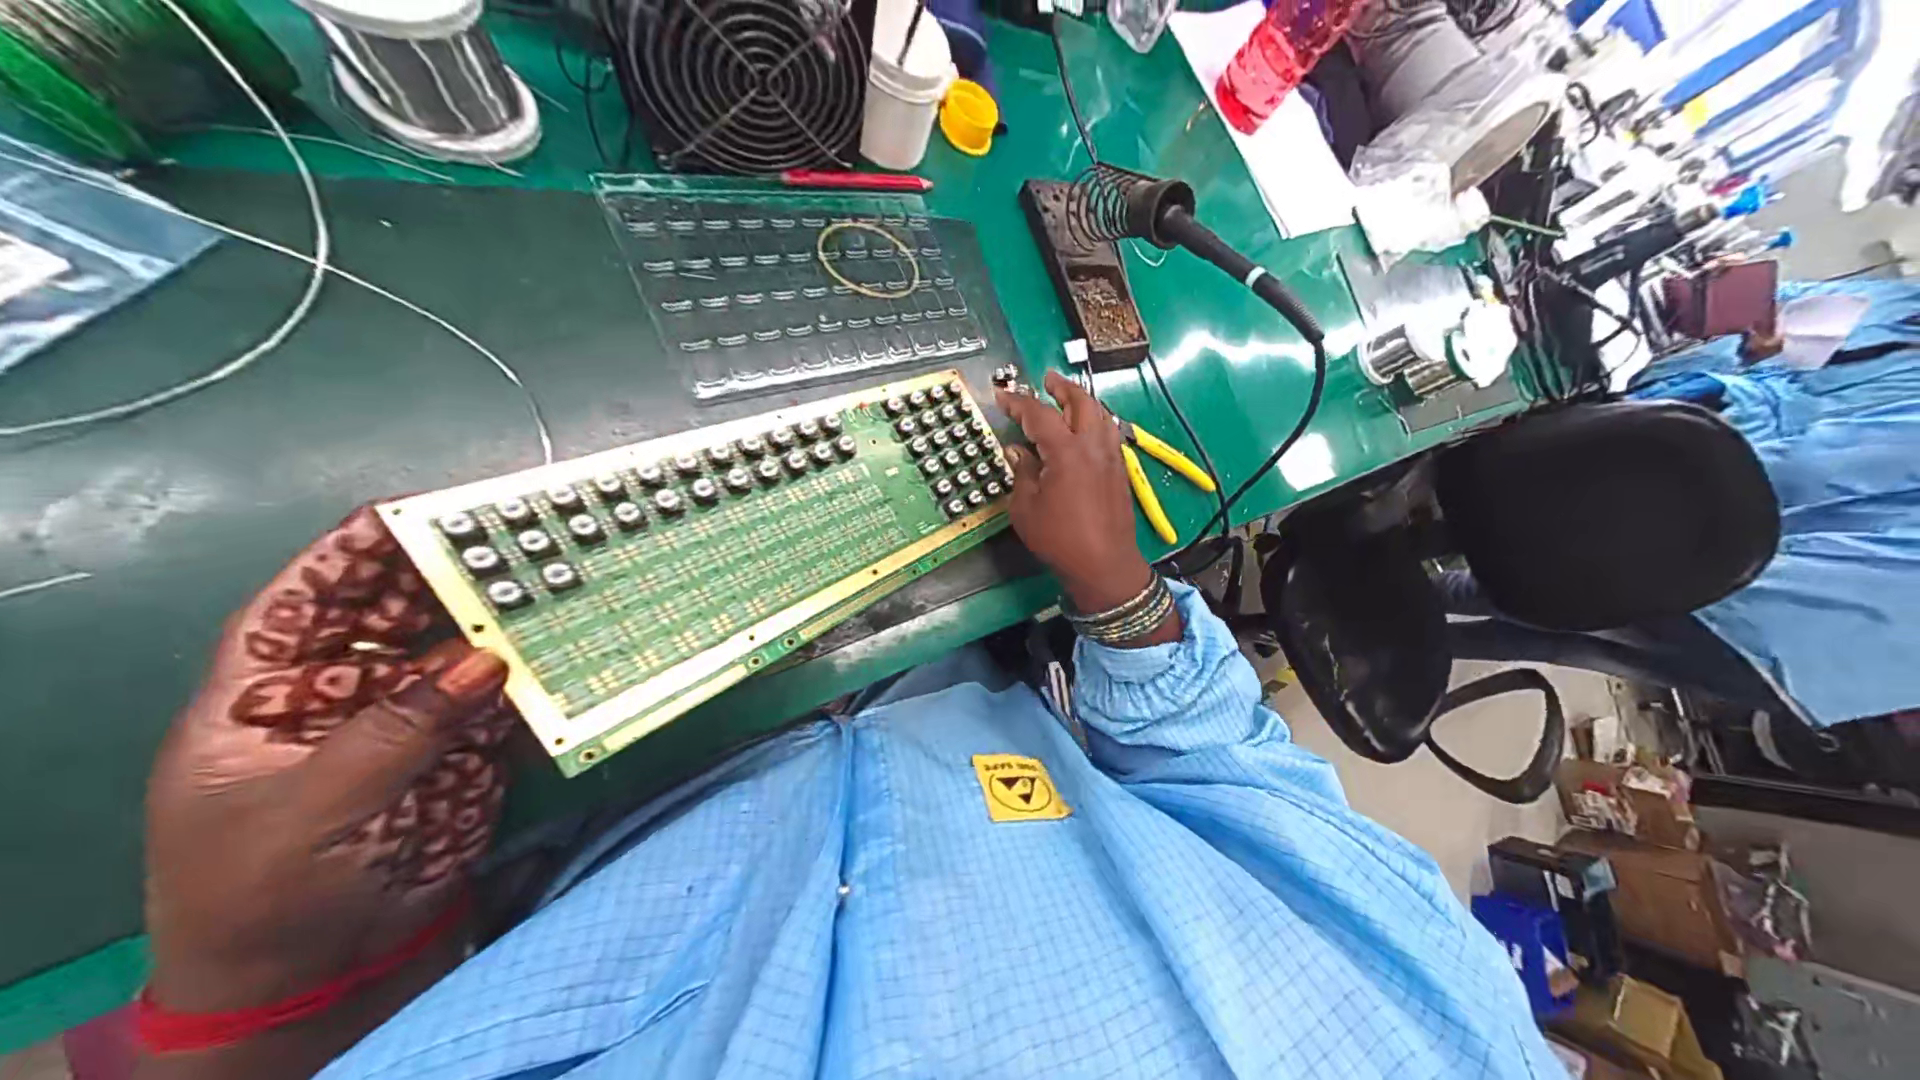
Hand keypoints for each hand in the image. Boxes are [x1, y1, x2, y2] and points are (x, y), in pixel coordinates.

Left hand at [143, 508, 512, 1037]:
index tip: (410, 513)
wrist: (320, 971)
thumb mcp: (310, 808)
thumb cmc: (266, 891)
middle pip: (395, 612)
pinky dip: (531, 672)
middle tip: (505, 542)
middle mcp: (346, 690)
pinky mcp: (463, 744)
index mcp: (267, 694)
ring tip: (547, 584)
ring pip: (458, 646)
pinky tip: (562, 644)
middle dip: (443, 576)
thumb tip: (485, 658)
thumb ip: (397, 728)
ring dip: (499, 619)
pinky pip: (500, 695)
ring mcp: (411, 715)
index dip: (351, 554)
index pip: (305, 602)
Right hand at [997, 372, 1176, 644]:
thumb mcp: (1026, 507)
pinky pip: (1109, 433)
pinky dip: (1096, 421)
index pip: (1039, 415)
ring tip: (1069, 398)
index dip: (1018, 402)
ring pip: (1101, 415)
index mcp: (1066, 452)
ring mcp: (1110, 457)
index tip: (1002, 395)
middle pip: (1081, 403)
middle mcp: (1092, 446)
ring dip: (1084, 401)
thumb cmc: (1059, 538)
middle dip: (1062, 388)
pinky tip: (1088, 429)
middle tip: (1047, 380)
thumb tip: (1018, 451)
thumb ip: (1023, 472)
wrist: (1103, 564)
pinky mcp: (1120, 471)